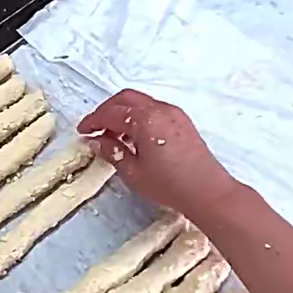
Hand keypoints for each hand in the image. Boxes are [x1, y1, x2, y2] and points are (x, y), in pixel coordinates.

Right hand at [78, 89, 246, 225]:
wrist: (210, 193)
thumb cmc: (171, 185)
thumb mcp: (133, 172)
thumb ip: (112, 151)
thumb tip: (96, 141)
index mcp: (145, 120)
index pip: (111, 113)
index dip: (93, 121)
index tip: (83, 131)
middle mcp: (160, 110)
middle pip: (124, 99)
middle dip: (106, 110)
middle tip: (95, 128)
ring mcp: (173, 113)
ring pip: (139, 102)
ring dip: (122, 112)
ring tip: (112, 135)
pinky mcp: (181, 121)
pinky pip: (152, 109)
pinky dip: (137, 116)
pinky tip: (133, 136)